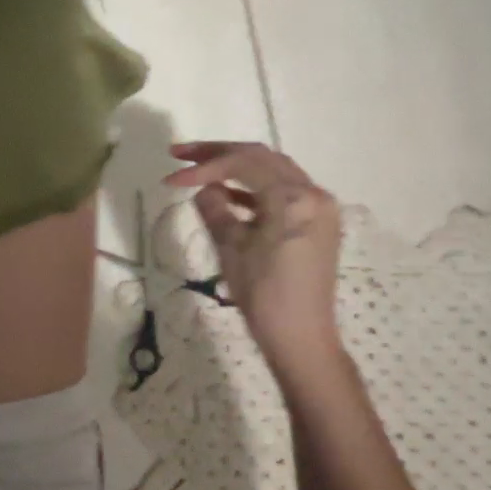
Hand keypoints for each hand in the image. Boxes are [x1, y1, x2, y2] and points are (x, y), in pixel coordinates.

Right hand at [164, 142, 343, 365]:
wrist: (301, 336)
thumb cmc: (264, 293)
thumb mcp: (231, 247)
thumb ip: (215, 209)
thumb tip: (205, 189)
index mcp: (293, 198)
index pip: (242, 164)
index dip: (204, 166)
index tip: (170, 178)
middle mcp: (313, 194)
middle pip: (261, 158)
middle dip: (220, 154)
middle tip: (181, 154)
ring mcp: (320, 209)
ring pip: (274, 171)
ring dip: (237, 167)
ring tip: (200, 169)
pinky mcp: (317, 224)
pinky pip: (283, 192)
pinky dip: (253, 188)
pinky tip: (226, 194)